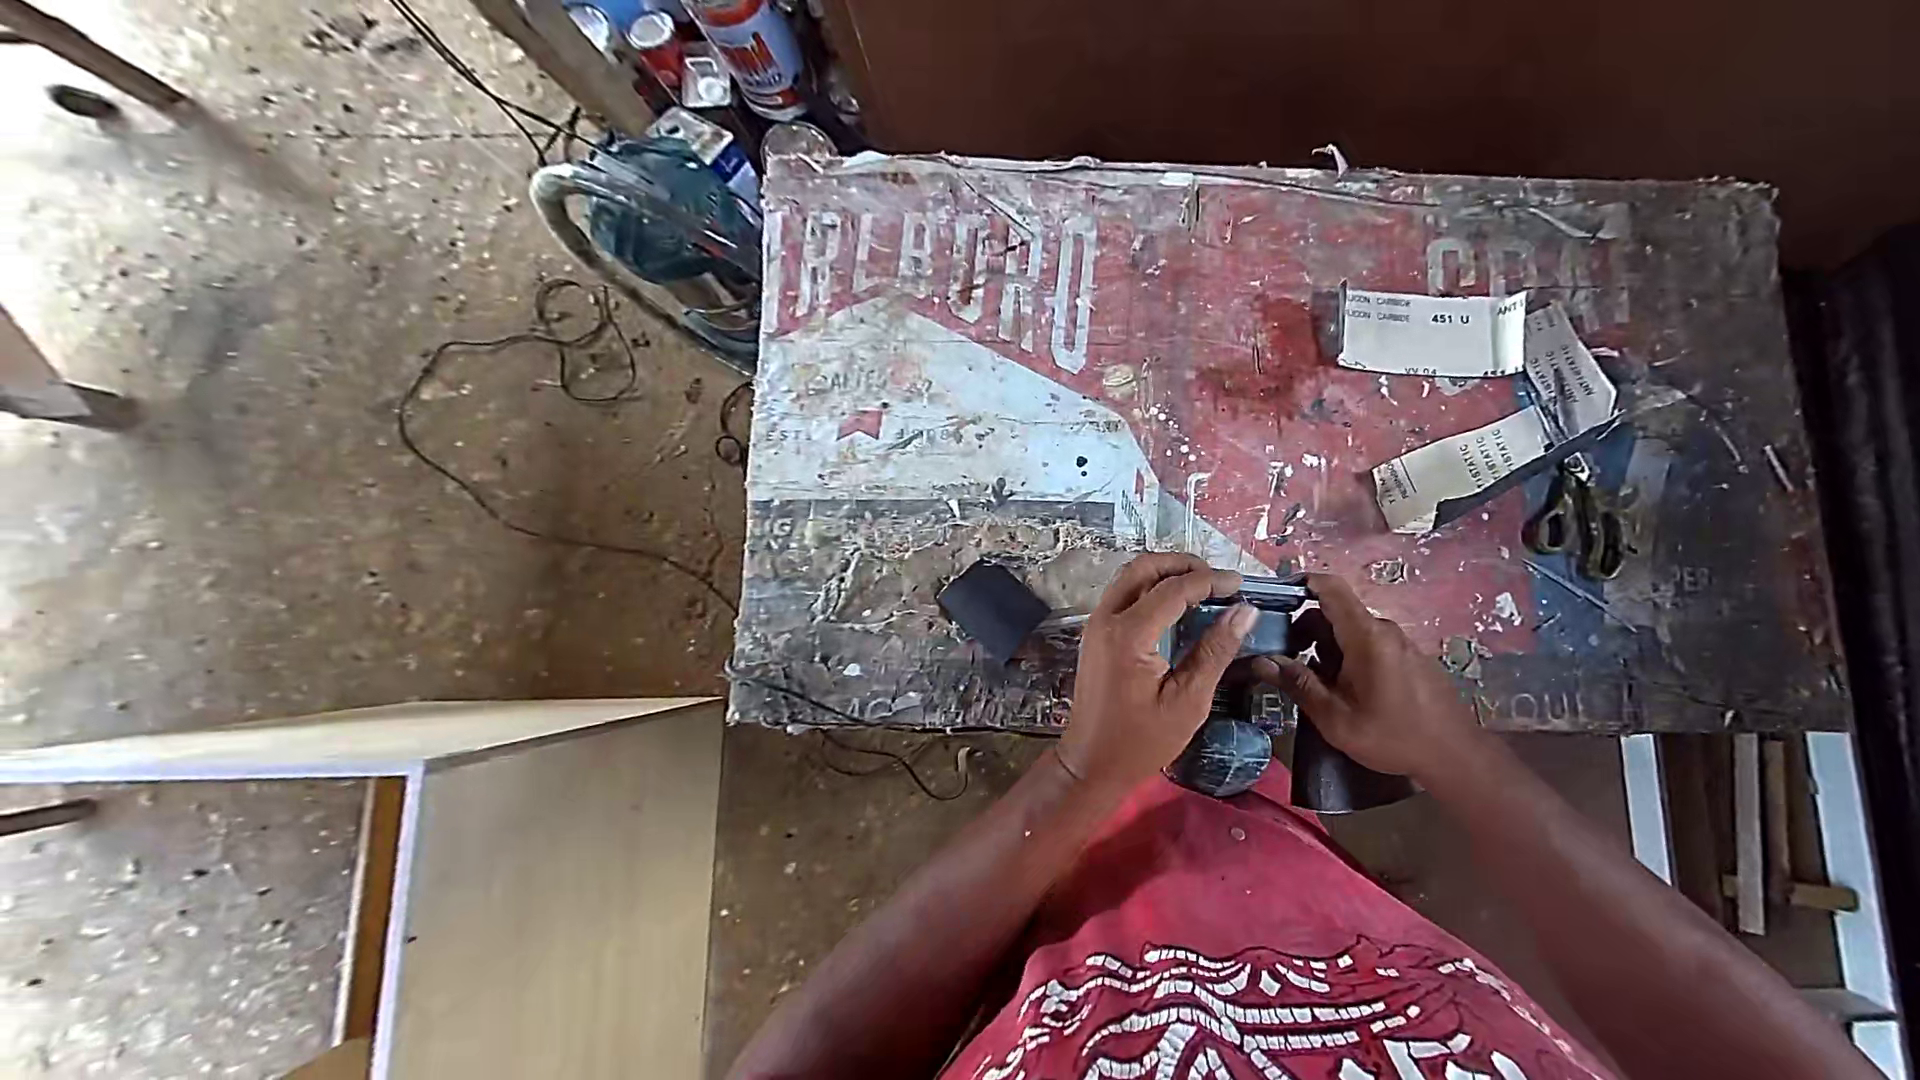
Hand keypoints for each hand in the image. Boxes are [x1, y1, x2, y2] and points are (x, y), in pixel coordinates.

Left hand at [1056, 553, 1254, 793]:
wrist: (1091, 761)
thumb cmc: (1141, 741)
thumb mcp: (1188, 700)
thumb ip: (1215, 651)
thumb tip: (1244, 611)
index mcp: (1128, 635)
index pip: (1172, 589)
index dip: (1210, 580)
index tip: (1240, 584)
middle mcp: (1105, 620)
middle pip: (1143, 568)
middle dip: (1182, 564)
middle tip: (1218, 579)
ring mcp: (1096, 625)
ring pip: (1129, 577)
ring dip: (1164, 573)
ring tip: (1203, 587)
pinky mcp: (1095, 634)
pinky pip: (1123, 595)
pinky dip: (1150, 589)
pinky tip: (1177, 606)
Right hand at [1251, 573, 1484, 782]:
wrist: (1458, 759)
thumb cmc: (1393, 735)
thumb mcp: (1334, 717)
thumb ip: (1296, 684)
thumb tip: (1260, 661)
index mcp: (1366, 636)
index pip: (1330, 588)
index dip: (1299, 583)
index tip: (1273, 598)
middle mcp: (1384, 630)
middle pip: (1333, 613)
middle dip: (1304, 630)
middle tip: (1285, 660)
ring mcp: (1398, 643)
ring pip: (1349, 631)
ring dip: (1324, 648)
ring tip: (1313, 681)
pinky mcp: (1407, 657)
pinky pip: (1366, 644)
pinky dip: (1345, 656)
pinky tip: (1342, 688)